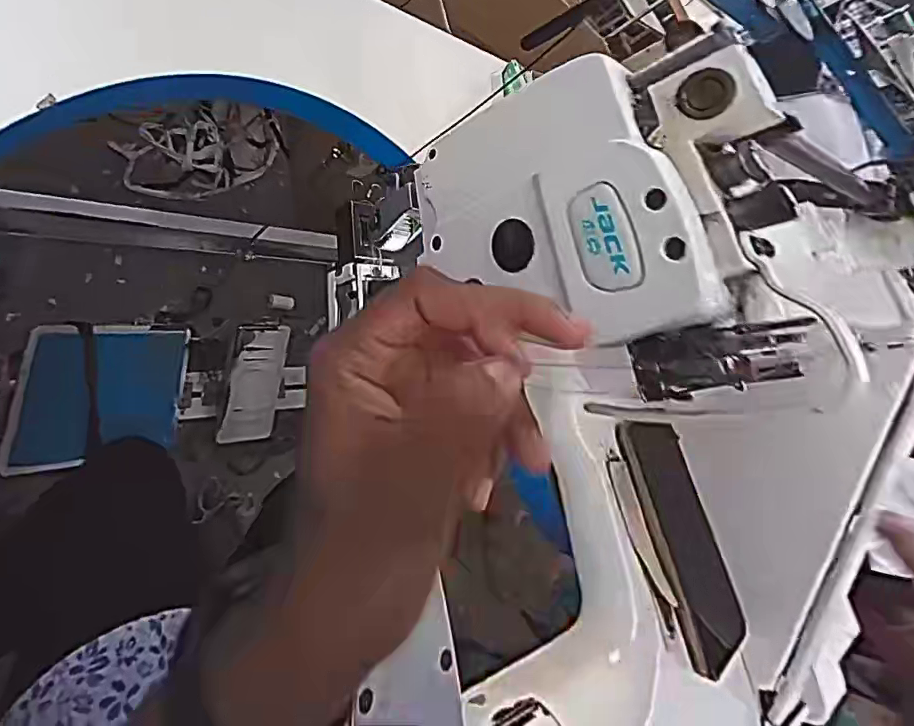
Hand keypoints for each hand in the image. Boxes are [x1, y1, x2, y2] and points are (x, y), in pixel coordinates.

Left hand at [201, 268, 588, 725]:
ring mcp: (408, 391)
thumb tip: (503, 366)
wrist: (349, 613)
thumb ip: (458, 414)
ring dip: (510, 402)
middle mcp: (382, 365)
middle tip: (564, 344)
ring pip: (478, 362)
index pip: (427, 298)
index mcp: (356, 360)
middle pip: (459, 321)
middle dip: (509, 348)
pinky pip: (481, 399)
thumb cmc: (351, 553)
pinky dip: (500, 428)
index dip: (483, 310)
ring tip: (526, 451)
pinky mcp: (432, 418)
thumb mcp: (410, 479)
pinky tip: (493, 472)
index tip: (529, 341)